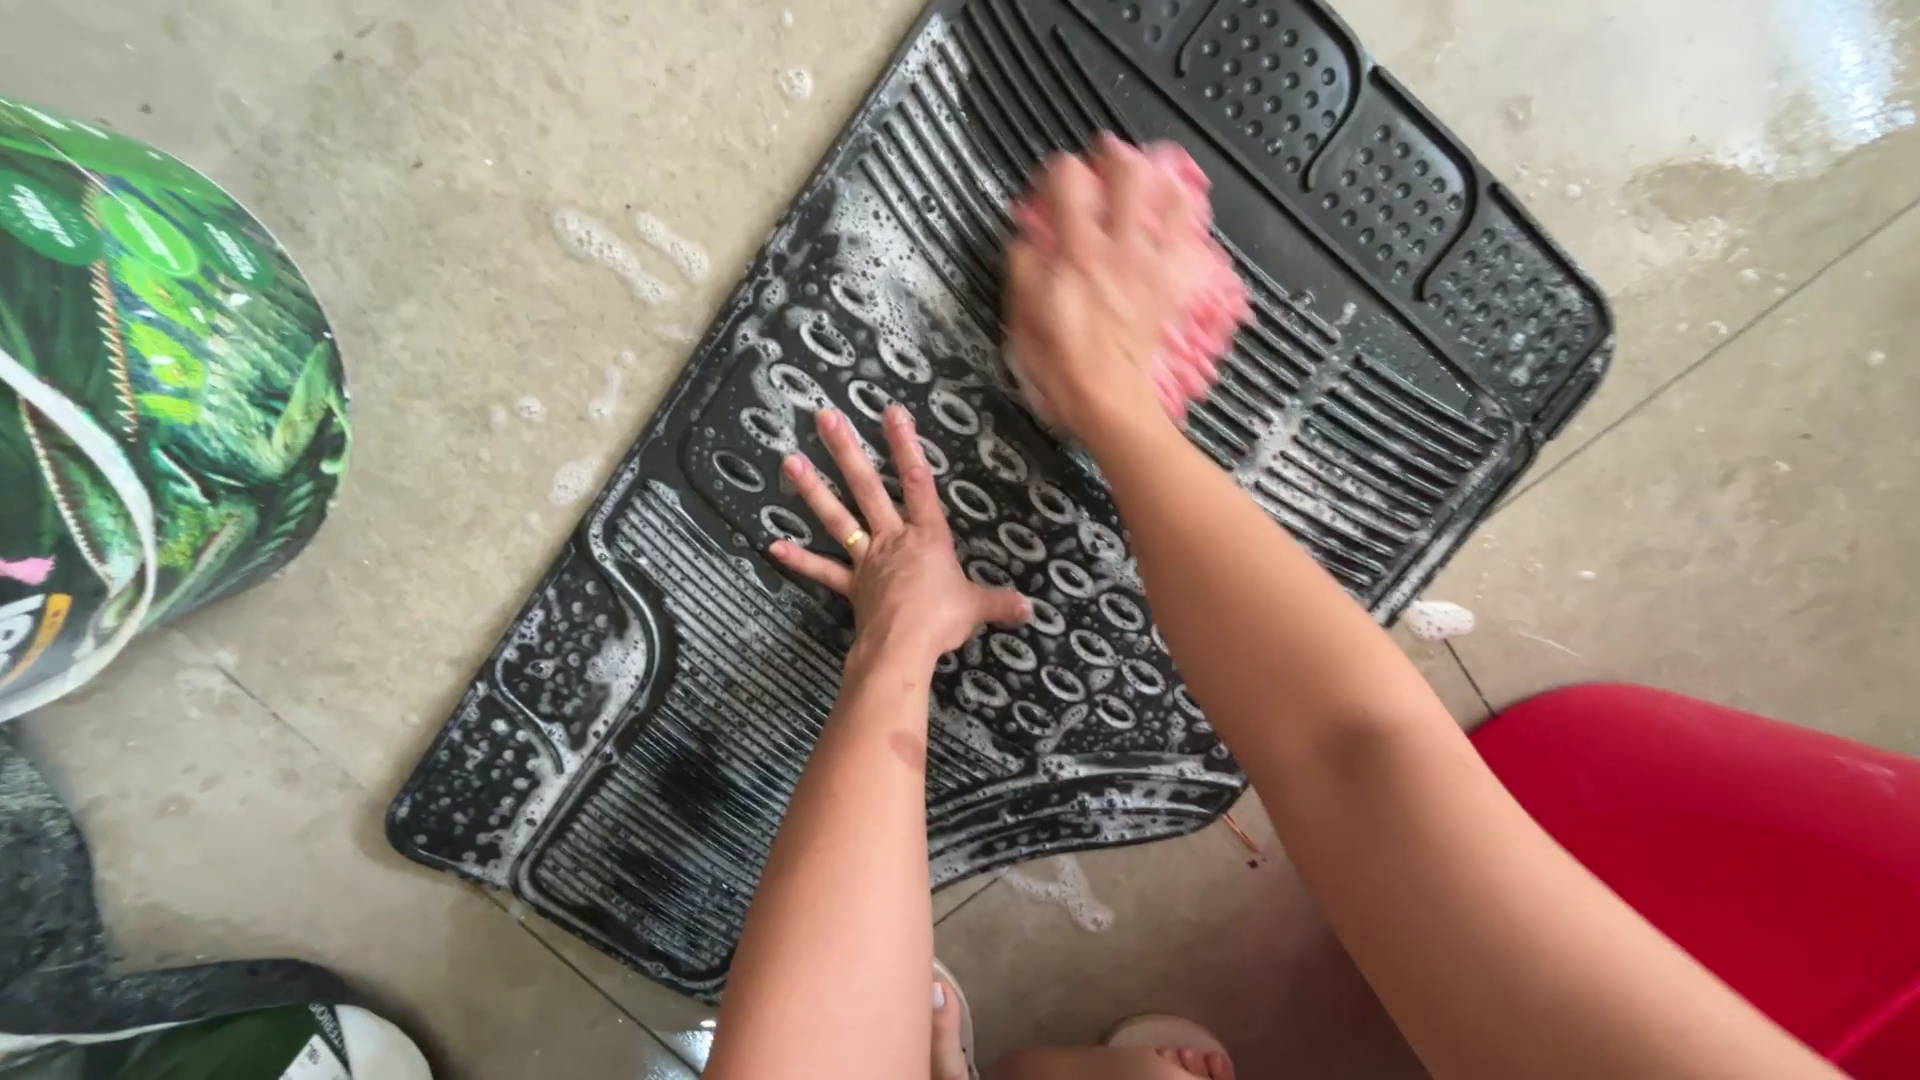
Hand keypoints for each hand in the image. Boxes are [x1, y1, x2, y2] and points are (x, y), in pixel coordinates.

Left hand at [770, 405, 1031, 667]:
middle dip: (846, 451)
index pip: (918, 482)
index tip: (891, 412)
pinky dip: (800, 560)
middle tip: (824, 417)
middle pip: (867, 488)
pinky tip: (774, 545)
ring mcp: (868, 560)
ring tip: (789, 460)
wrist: (903, 647)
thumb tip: (1029, 608)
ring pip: (838, 518)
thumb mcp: (977, 607)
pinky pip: (824, 570)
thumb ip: (1000, 603)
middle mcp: (893, 538)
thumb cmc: (941, 620)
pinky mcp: (852, 585)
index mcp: (927, 536)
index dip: (906, 445)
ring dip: (812, 489)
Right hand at [1006, 133, 1202, 441]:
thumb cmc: (1060, 365)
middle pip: (1128, 173)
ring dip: (1159, 180)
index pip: (1067, 179)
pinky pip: (1190, 240)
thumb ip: (1024, 268)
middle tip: (1105, 159)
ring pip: (1170, 198)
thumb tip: (1026, 239)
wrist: (1109, 400)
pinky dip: (1187, 222)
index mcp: (1074, 252)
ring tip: (1147, 178)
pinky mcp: (1171, 285)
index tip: (1052, 181)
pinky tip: (1179, 216)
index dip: (1057, 169)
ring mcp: (1150, 264)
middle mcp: (1117, 247)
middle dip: (1114, 157)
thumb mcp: (1022, 318)